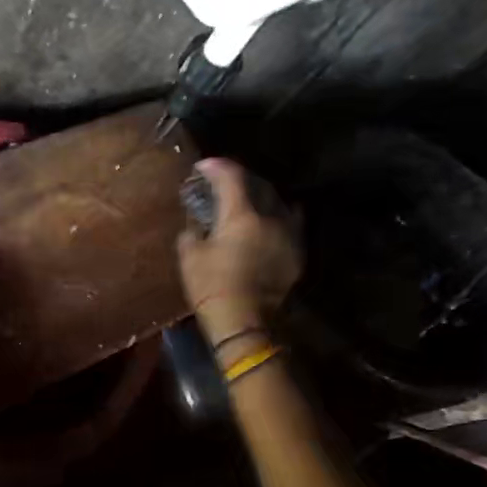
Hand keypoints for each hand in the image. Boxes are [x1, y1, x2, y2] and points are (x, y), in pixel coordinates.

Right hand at [177, 158, 300, 343]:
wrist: (244, 321)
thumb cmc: (211, 287)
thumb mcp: (189, 257)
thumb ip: (192, 232)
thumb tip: (196, 223)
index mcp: (241, 216)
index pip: (230, 178)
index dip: (216, 167)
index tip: (203, 165)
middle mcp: (271, 217)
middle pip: (258, 186)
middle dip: (240, 181)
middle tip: (223, 184)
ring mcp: (289, 234)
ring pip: (278, 203)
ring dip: (261, 198)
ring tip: (248, 201)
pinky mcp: (296, 252)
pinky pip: (291, 223)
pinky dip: (278, 217)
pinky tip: (272, 221)